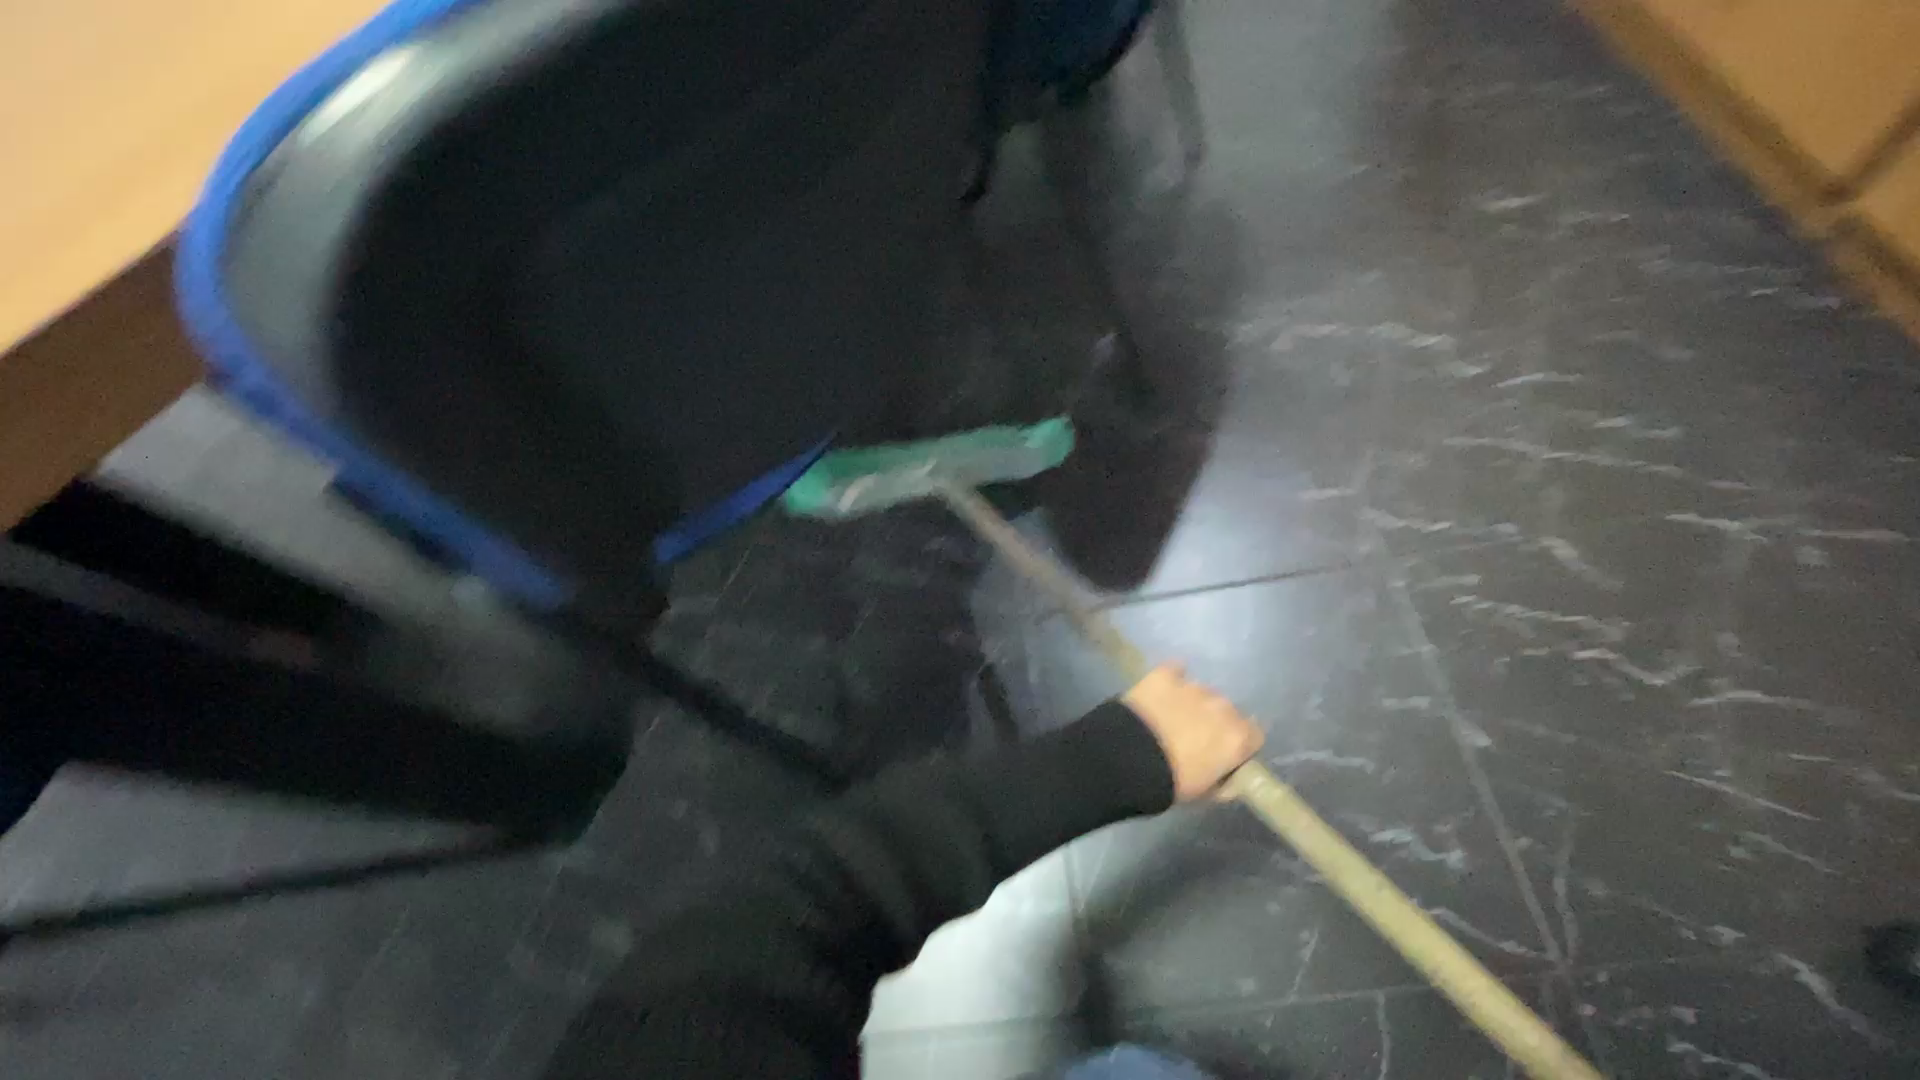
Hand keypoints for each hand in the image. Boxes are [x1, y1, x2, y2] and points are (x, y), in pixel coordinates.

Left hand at [1121, 664, 1263, 801]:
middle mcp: (1222, 707)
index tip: (1225, 753)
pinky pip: (1174, 671)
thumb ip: (1226, 782)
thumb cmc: (1172, 783)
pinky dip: (1171, 681)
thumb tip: (1231, 776)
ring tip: (1169, 718)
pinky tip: (1160, 692)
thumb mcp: (1207, 793)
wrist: (1128, 758)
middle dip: (1214, 722)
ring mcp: (1193, 687)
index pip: (1254, 735)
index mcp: (1237, 737)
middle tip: (1192, 736)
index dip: (1240, 743)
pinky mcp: (1165, 675)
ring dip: (1191, 703)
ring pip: (1201, 693)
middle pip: (1227, 711)